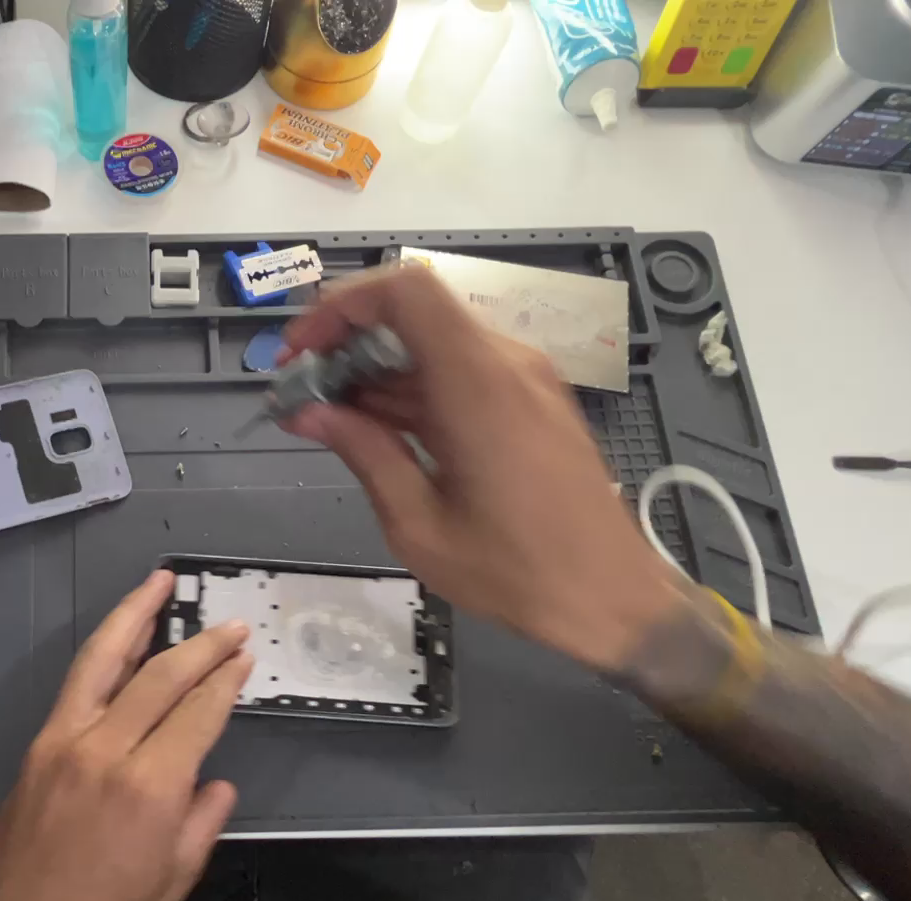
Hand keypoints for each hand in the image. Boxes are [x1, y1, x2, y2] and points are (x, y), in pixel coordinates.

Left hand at [0, 570, 251, 900]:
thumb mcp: (173, 882)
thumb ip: (201, 820)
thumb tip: (215, 779)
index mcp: (149, 789)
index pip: (197, 713)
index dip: (225, 681)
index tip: (244, 656)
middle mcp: (105, 751)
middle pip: (160, 677)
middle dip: (200, 646)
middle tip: (230, 625)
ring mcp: (63, 741)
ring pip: (104, 659)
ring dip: (135, 614)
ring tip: (159, 582)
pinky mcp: (38, 745)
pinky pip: (78, 684)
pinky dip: (104, 651)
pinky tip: (121, 638)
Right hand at [280, 265, 685, 670]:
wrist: (611, 598)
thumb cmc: (512, 571)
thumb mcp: (417, 523)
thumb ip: (364, 453)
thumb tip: (308, 413)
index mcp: (478, 385)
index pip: (406, 292)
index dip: (341, 306)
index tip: (299, 352)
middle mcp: (504, 364)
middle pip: (414, 313)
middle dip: (345, 340)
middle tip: (300, 389)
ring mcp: (521, 381)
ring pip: (431, 344)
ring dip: (372, 369)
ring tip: (324, 415)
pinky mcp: (527, 402)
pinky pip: (455, 373)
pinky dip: (406, 389)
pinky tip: (371, 429)